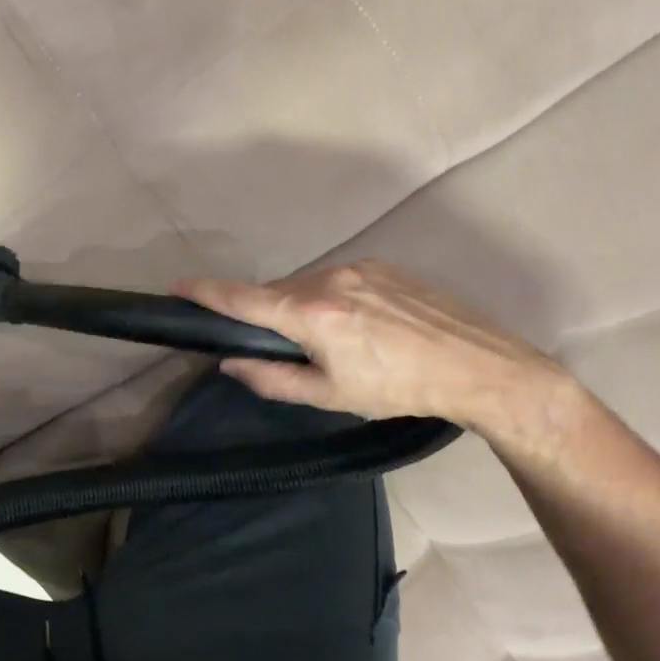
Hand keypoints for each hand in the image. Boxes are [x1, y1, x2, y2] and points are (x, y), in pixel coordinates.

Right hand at [175, 260, 568, 430]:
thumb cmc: (401, 389)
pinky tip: (360, 325)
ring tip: (334, 341)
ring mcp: (357, 268)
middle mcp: (328, 280)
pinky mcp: (381, 264)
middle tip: (287, 349)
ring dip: (301, 307)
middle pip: (275, 292)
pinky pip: (336, 278)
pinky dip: (330, 297)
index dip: (206, 293)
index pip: (243, 299)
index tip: (177, 287)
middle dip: (267, 314)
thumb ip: (273, 379)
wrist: (482, 367)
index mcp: (312, 315)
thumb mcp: (332, 396)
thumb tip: (230, 364)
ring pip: (306, 284)